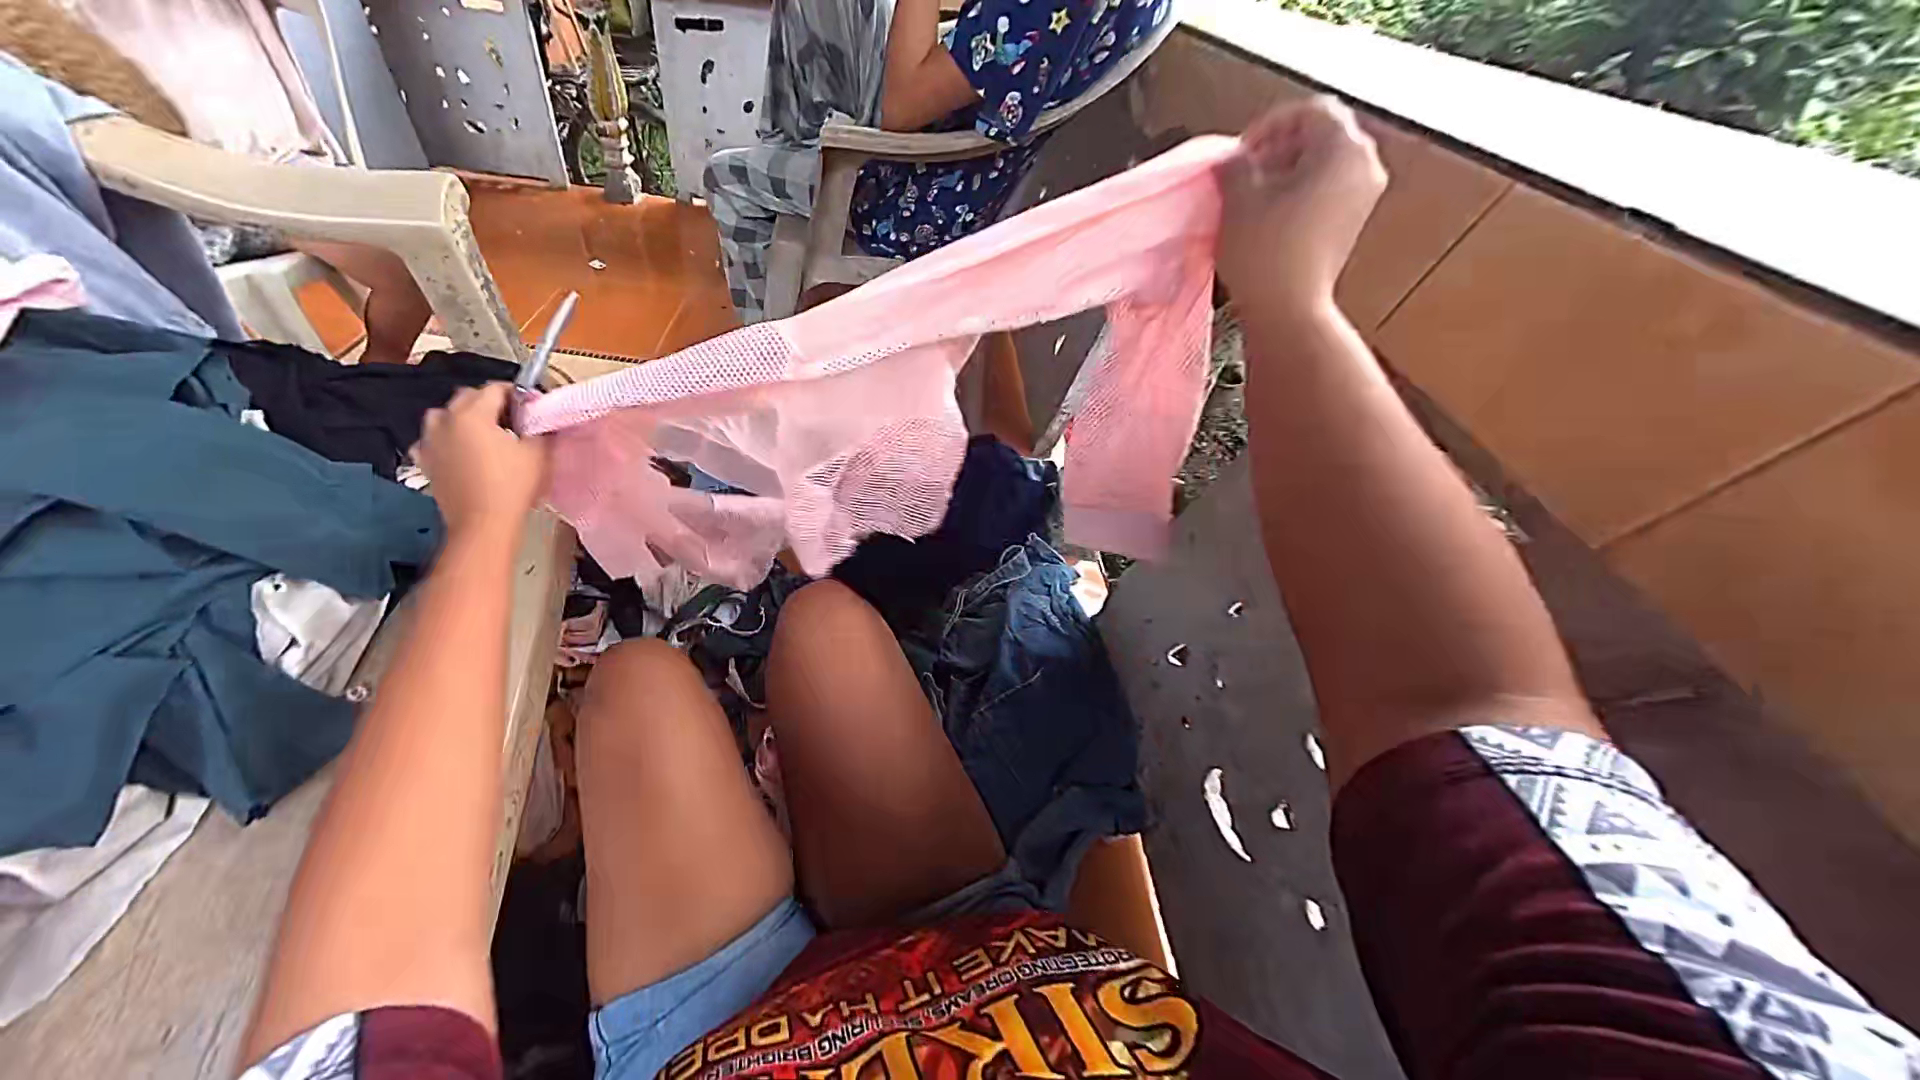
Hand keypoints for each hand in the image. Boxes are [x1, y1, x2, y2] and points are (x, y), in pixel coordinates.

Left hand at [413, 383, 549, 540]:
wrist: (483, 523)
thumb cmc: (513, 486)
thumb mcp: (538, 453)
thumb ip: (539, 428)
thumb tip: (539, 418)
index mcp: (473, 414)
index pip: (495, 388)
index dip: (518, 394)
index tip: (532, 406)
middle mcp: (445, 420)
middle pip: (467, 397)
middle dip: (490, 403)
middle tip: (514, 420)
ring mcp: (430, 440)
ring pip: (444, 415)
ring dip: (463, 418)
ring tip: (485, 434)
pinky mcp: (425, 461)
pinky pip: (433, 439)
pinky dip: (446, 440)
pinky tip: (460, 451)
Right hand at [1216, 97, 1387, 320]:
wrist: (1288, 311)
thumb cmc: (1264, 254)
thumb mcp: (1239, 201)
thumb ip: (1236, 166)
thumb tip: (1234, 160)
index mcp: (1344, 149)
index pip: (1311, 110)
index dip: (1271, 123)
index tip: (1241, 150)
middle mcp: (1365, 166)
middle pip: (1323, 135)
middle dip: (1280, 147)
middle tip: (1244, 171)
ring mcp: (1363, 197)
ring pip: (1325, 164)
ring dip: (1288, 171)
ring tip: (1253, 196)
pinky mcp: (1352, 223)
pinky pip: (1328, 190)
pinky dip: (1301, 192)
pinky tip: (1270, 216)